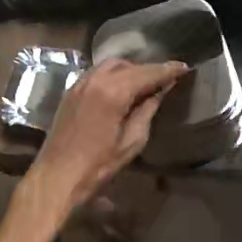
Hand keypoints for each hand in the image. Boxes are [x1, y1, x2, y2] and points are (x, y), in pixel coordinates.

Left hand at [24, 58, 188, 212]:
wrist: (57, 176)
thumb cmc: (98, 165)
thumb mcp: (131, 141)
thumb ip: (147, 111)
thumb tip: (159, 92)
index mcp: (113, 92)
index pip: (146, 73)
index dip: (167, 70)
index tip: (184, 68)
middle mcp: (95, 80)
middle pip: (128, 65)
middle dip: (148, 69)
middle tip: (166, 79)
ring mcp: (79, 83)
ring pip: (110, 66)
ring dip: (130, 70)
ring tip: (145, 82)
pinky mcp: (71, 91)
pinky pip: (96, 74)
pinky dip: (113, 75)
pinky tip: (121, 88)